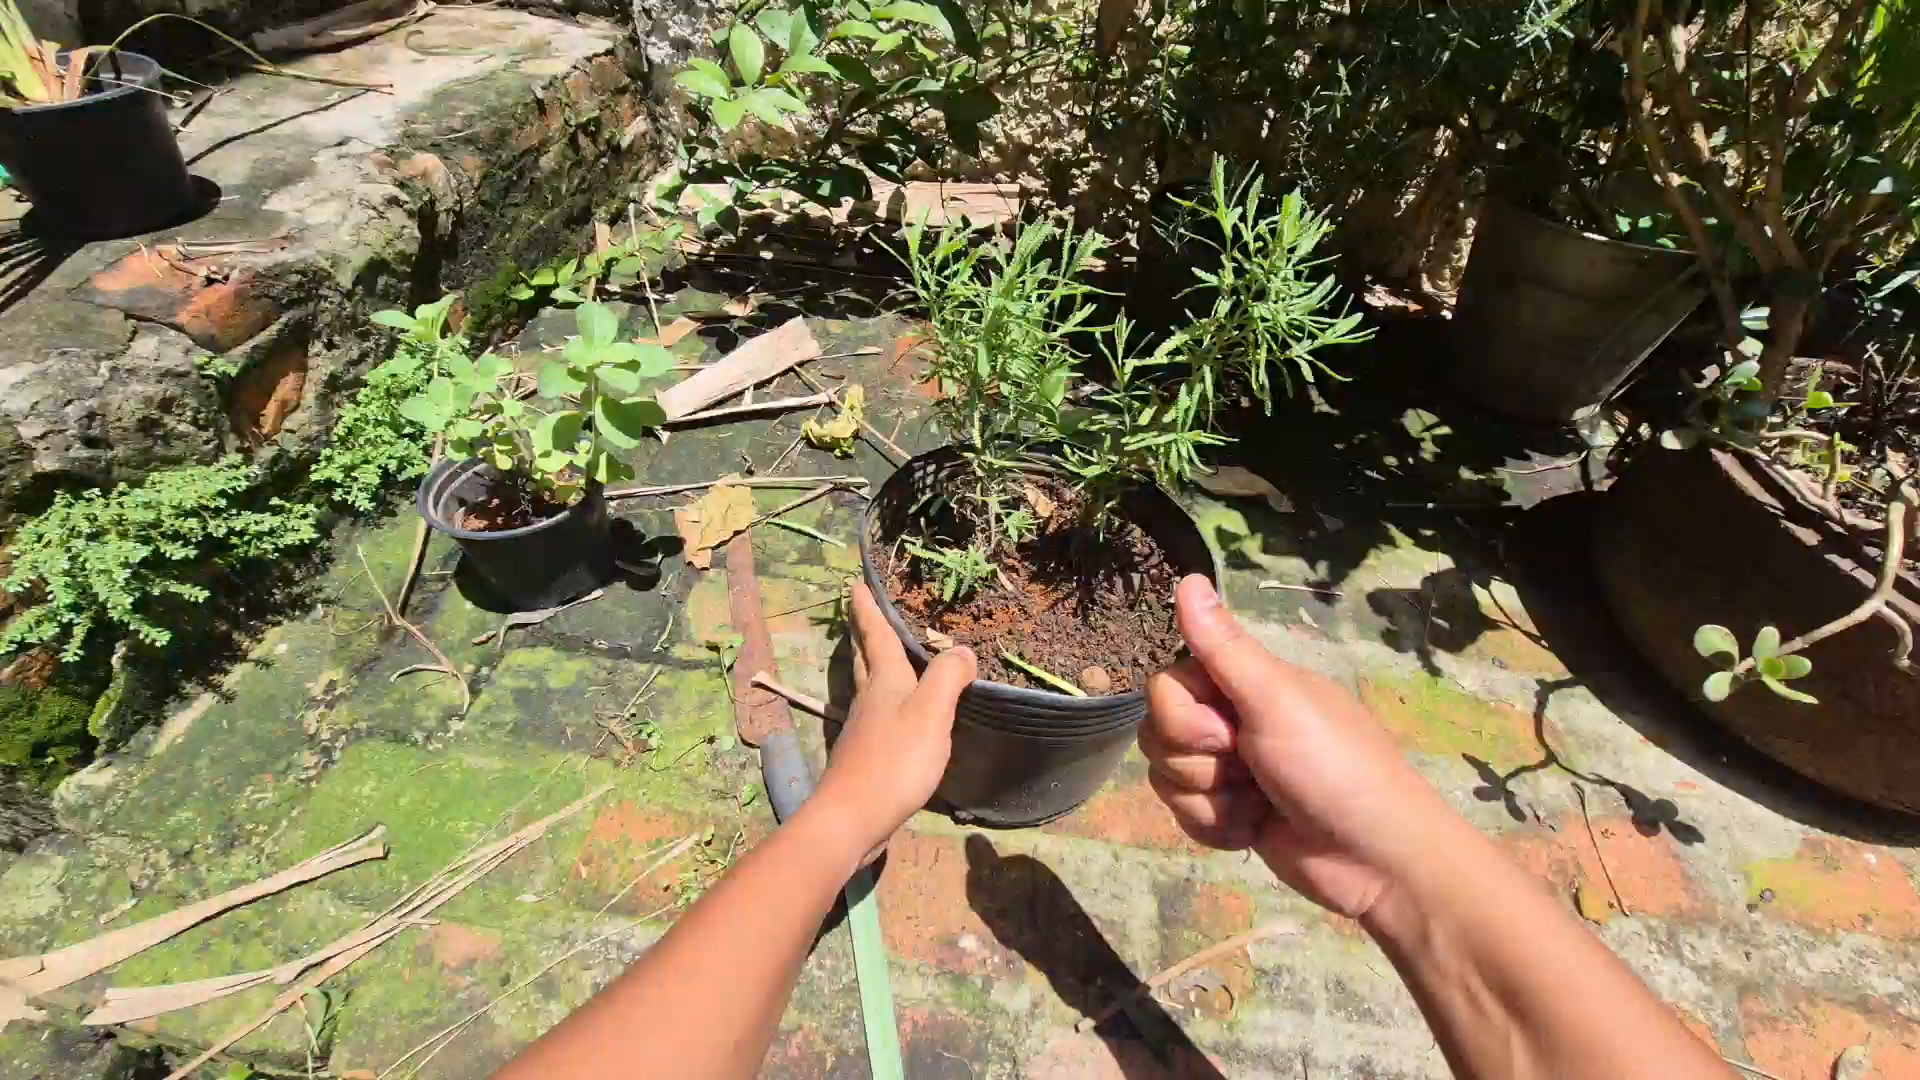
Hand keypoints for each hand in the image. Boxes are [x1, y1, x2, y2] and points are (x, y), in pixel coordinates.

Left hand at [812, 582, 976, 852]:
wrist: (851, 818)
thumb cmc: (894, 761)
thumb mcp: (930, 713)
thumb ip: (947, 677)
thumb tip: (962, 649)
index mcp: (884, 682)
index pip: (876, 636)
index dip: (868, 610)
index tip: (854, 584)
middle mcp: (869, 699)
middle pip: (864, 658)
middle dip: (863, 633)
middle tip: (858, 613)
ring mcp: (863, 728)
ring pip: (866, 685)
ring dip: (869, 664)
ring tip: (876, 655)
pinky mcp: (864, 756)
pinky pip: (874, 713)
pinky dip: (880, 699)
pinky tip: (890, 713)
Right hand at [1142, 575, 1453, 919]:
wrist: (1378, 864)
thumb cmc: (1334, 769)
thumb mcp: (1277, 701)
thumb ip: (1225, 646)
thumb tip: (1188, 577)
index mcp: (1241, 683)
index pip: (1164, 686)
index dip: (1183, 718)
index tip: (1229, 732)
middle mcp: (1229, 719)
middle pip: (1157, 733)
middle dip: (1199, 764)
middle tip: (1251, 769)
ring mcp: (1227, 769)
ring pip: (1166, 777)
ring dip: (1212, 799)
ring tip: (1260, 805)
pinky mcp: (1227, 813)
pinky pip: (1183, 813)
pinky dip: (1217, 827)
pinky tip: (1255, 829)